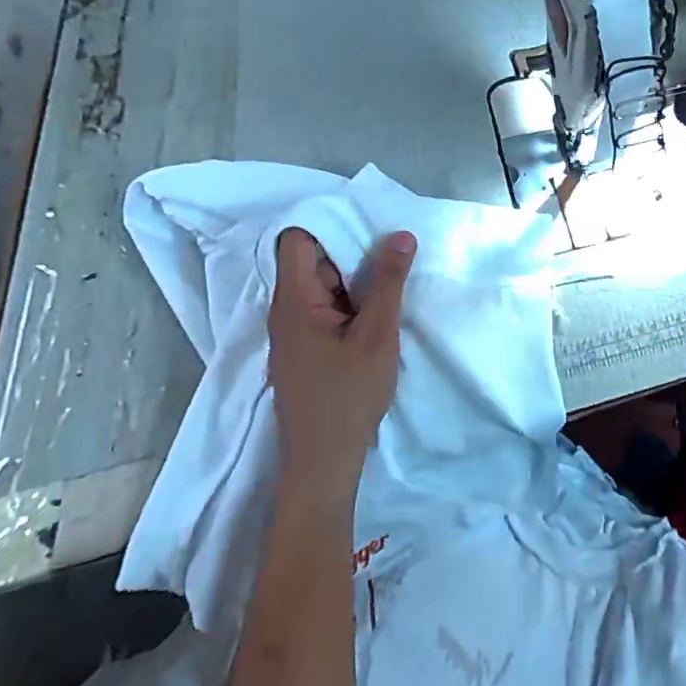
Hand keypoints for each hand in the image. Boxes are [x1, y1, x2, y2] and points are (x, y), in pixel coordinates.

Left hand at [267, 227, 415, 502]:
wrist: (323, 460)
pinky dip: (351, 302)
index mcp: (294, 301)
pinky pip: (325, 309)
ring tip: (395, 279)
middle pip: (312, 261)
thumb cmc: (348, 394)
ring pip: (322, 286)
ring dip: (355, 280)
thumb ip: (388, 282)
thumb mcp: (377, 334)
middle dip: (352, 251)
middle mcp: (285, 311)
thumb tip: (400, 235)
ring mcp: (293, 332)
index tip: (370, 225)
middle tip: (394, 253)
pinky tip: (380, 312)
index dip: (330, 225)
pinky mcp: (305, 349)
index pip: (297, 240)